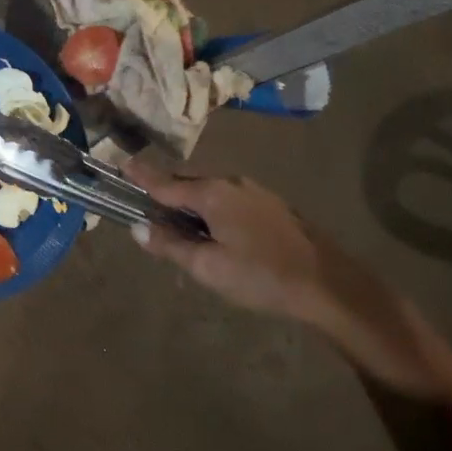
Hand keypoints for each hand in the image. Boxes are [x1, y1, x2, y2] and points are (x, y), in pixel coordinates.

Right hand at [127, 162, 441, 395]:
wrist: (332, 287)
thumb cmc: (263, 276)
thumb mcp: (208, 268)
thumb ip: (170, 245)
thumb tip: (138, 228)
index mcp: (211, 193)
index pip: (164, 182)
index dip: (140, 175)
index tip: (119, 164)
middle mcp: (231, 182)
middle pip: (187, 183)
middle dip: (165, 192)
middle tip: (148, 209)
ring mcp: (255, 192)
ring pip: (210, 191)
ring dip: (191, 203)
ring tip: (180, 226)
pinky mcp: (273, 206)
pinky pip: (229, 199)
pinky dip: (213, 209)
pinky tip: (216, 232)